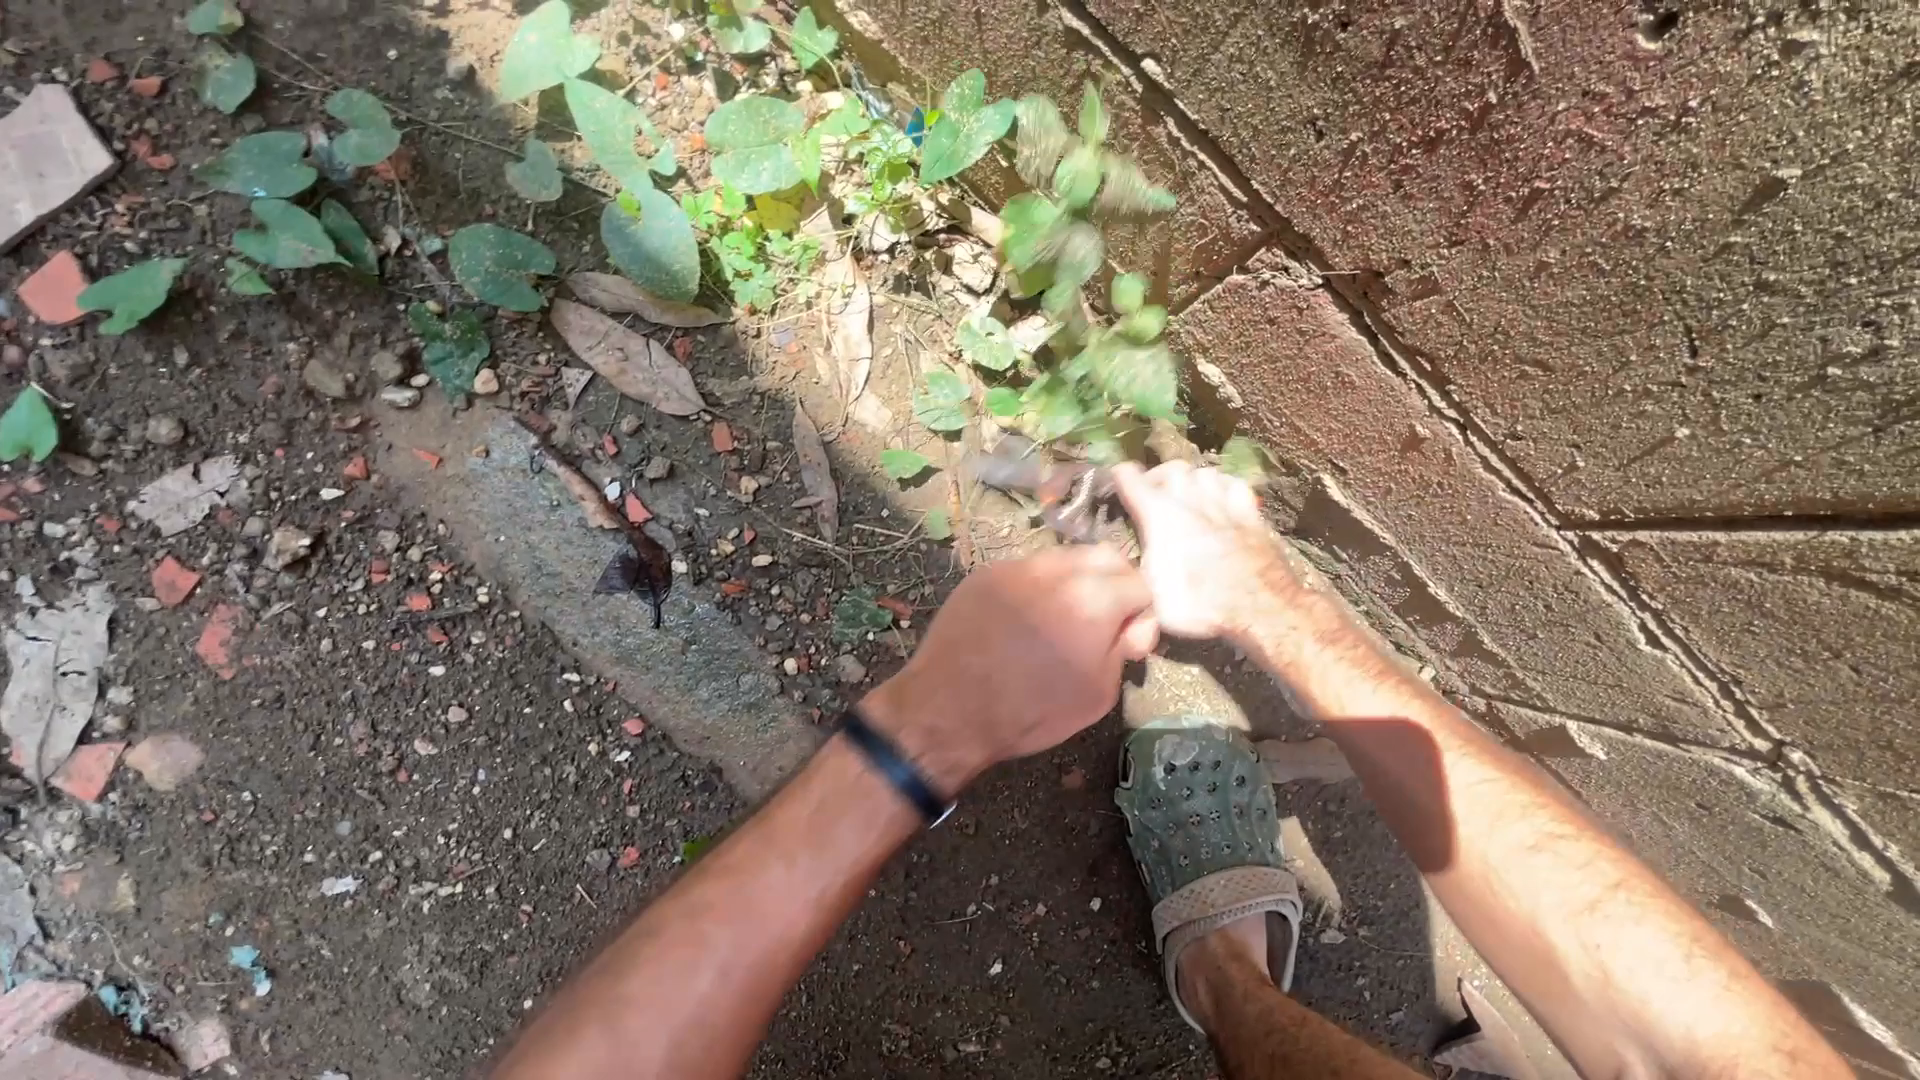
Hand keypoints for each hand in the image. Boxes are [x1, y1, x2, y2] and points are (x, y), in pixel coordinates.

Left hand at [859, 545, 1156, 793]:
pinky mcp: (985, 573)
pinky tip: (1029, 619)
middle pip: (1106, 556)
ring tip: (1066, 620)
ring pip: (1065, 557)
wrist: (949, 710)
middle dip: (1116, 585)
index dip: (1142, 616)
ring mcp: (1016, 567)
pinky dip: (1040, 587)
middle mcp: (1055, 571)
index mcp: (1091, 599)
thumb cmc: (1029, 712)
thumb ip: (1121, 649)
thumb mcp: (1098, 694)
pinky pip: (1028, 569)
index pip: (1139, 584)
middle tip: (1106, 624)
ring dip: (1079, 582)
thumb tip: (1127, 627)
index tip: (1128, 644)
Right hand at [1111, 461, 1300, 640]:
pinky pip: (1234, 484)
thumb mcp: (1151, 595)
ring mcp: (1224, 504)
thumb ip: (1137, 570)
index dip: (1120, 477)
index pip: (1131, 479)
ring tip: (1187, 497)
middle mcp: (1190, 501)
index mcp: (1160, 516)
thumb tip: (1124, 567)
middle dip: (1159, 477)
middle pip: (1171, 469)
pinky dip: (1224, 487)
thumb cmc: (1200, 607)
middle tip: (1153, 496)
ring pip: (1204, 472)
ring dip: (1192, 481)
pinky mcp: (1251, 514)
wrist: (1260, 612)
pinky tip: (1221, 500)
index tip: (1118, 480)